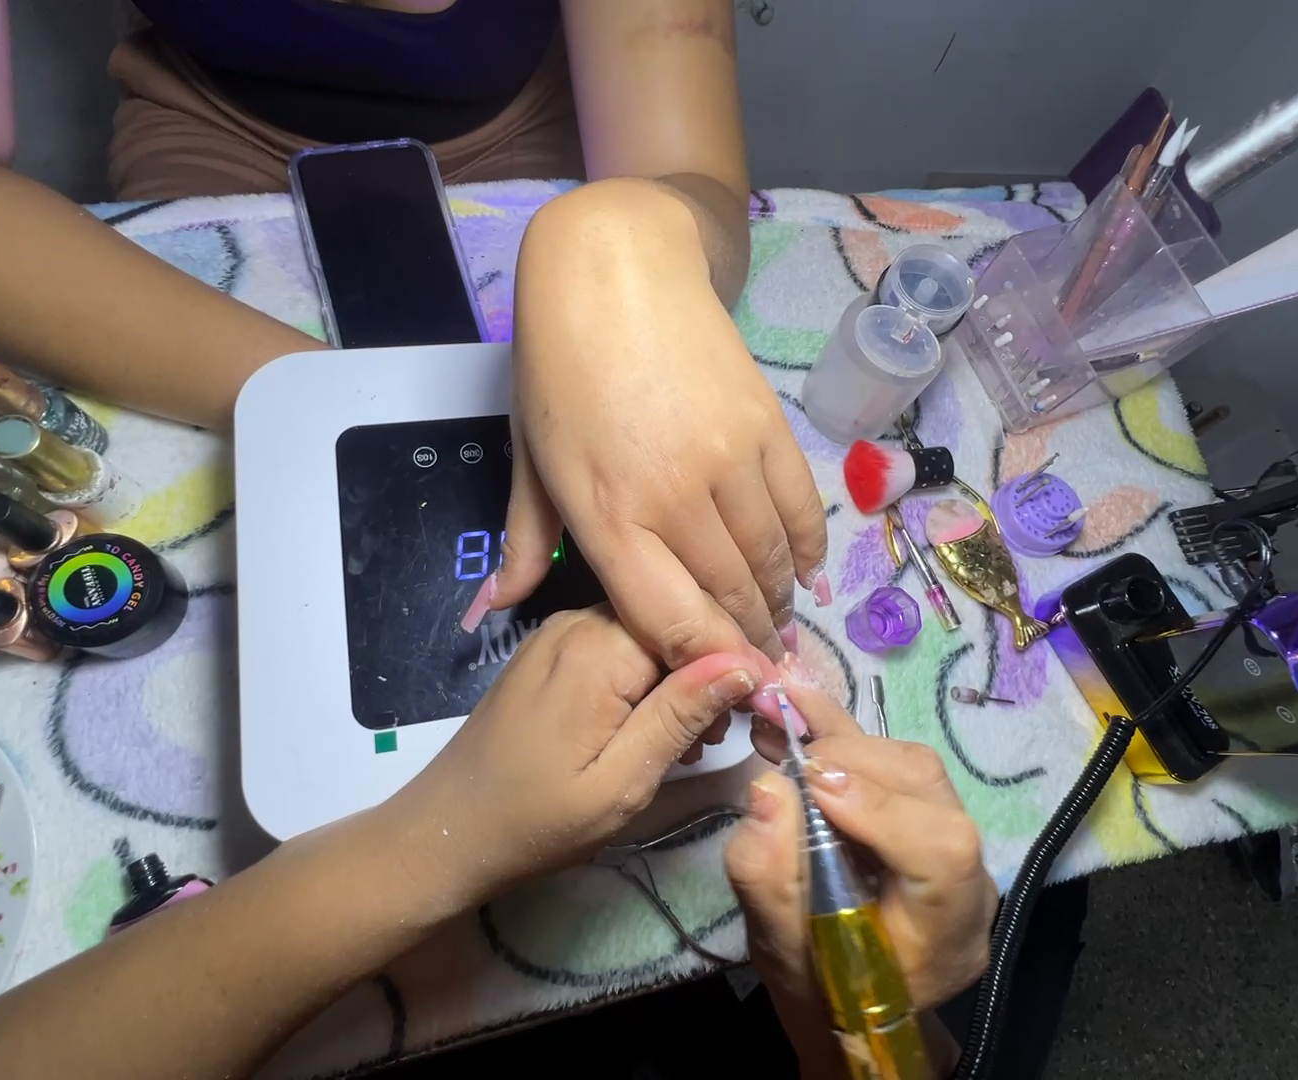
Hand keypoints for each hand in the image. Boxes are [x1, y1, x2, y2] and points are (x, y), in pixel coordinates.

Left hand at [384, 605, 757, 907]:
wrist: (445, 832)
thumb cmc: (536, 821)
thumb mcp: (622, 782)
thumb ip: (681, 715)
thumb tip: (748, 663)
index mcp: (598, 646)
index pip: (694, 625)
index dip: (732, 666)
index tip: (755, 713)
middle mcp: (579, 619)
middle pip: (671, 624)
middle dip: (704, 674)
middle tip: (711, 740)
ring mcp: (561, 629)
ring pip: (649, 633)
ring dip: (676, 680)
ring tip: (682, 743)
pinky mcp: (551, 647)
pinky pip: (617, 644)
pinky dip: (643, 679)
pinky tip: (645, 726)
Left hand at [472, 180, 829, 668]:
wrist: (618, 269)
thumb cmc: (559, 368)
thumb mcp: (530, 456)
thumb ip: (523, 540)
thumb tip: (490, 605)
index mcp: (606, 516)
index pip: (670, 622)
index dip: (704, 666)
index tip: (723, 685)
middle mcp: (672, 499)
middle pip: (728, 600)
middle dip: (746, 643)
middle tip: (757, 664)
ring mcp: (728, 462)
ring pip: (771, 562)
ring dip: (779, 604)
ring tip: (777, 623)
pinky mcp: (767, 429)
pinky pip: (802, 510)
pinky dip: (808, 551)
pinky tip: (802, 572)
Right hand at [724, 678, 997, 1067]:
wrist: (848, 990)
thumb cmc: (818, 980)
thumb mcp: (778, 944)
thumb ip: (768, 876)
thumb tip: (767, 789)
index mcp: (946, 931)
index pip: (943, 851)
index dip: (879, 805)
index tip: (810, 784)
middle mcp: (967, 877)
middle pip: (929, 789)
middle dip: (851, 762)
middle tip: (787, 763)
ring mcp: (953, 837)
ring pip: (914, 763)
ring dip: (846, 744)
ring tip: (790, 742)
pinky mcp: (926, 807)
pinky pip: (894, 757)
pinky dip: (844, 730)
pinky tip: (800, 701)